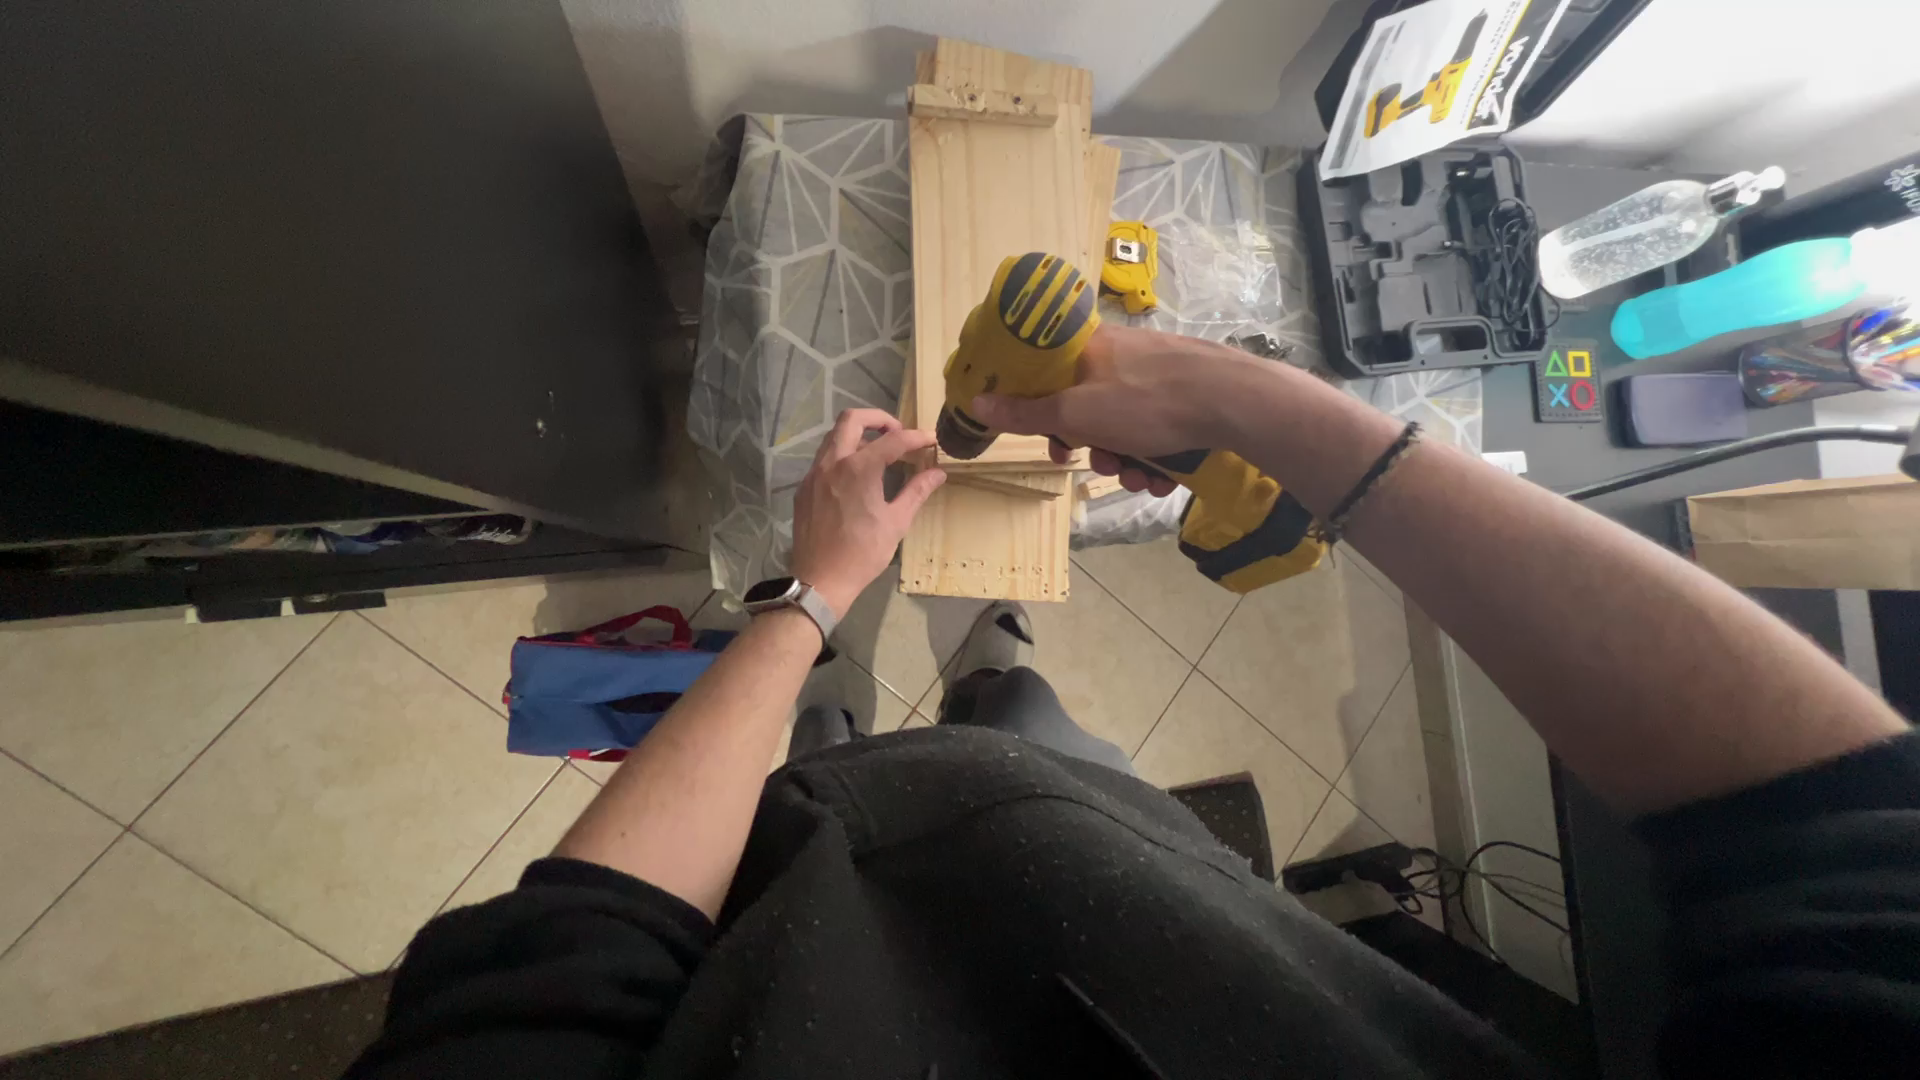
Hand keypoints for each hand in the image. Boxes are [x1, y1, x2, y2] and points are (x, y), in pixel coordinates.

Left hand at [789, 409, 945, 616]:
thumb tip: (938, 473)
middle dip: (879, 420)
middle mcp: (832, 463)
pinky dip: (843, 455)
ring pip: (834, 436)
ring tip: (879, 452)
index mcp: (858, 469)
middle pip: (852, 419)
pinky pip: (824, 459)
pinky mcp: (804, 488)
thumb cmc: (863, 553)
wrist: (820, 580)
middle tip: (898, 434)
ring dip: (858, 435)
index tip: (931, 440)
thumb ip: (917, 491)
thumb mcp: (896, 522)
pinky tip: (856, 477)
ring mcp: (814, 474)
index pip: (893, 440)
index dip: (916, 437)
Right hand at [966, 325, 1249, 497]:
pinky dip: (1153, 457)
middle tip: (1101, 465)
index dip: (1042, 416)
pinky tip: (1163, 477)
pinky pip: (1153, 430)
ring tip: (1139, 477)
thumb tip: (974, 401)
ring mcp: (1154, 374)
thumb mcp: (1076, 413)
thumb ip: (1025, 412)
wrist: (1234, 402)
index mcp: (1087, 349)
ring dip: (1124, 460)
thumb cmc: (1147, 402)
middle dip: (1092, 447)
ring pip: (1122, 426)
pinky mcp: (1183, 394)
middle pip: (1086, 408)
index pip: (1046, 376)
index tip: (1053, 445)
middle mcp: (1118, 356)